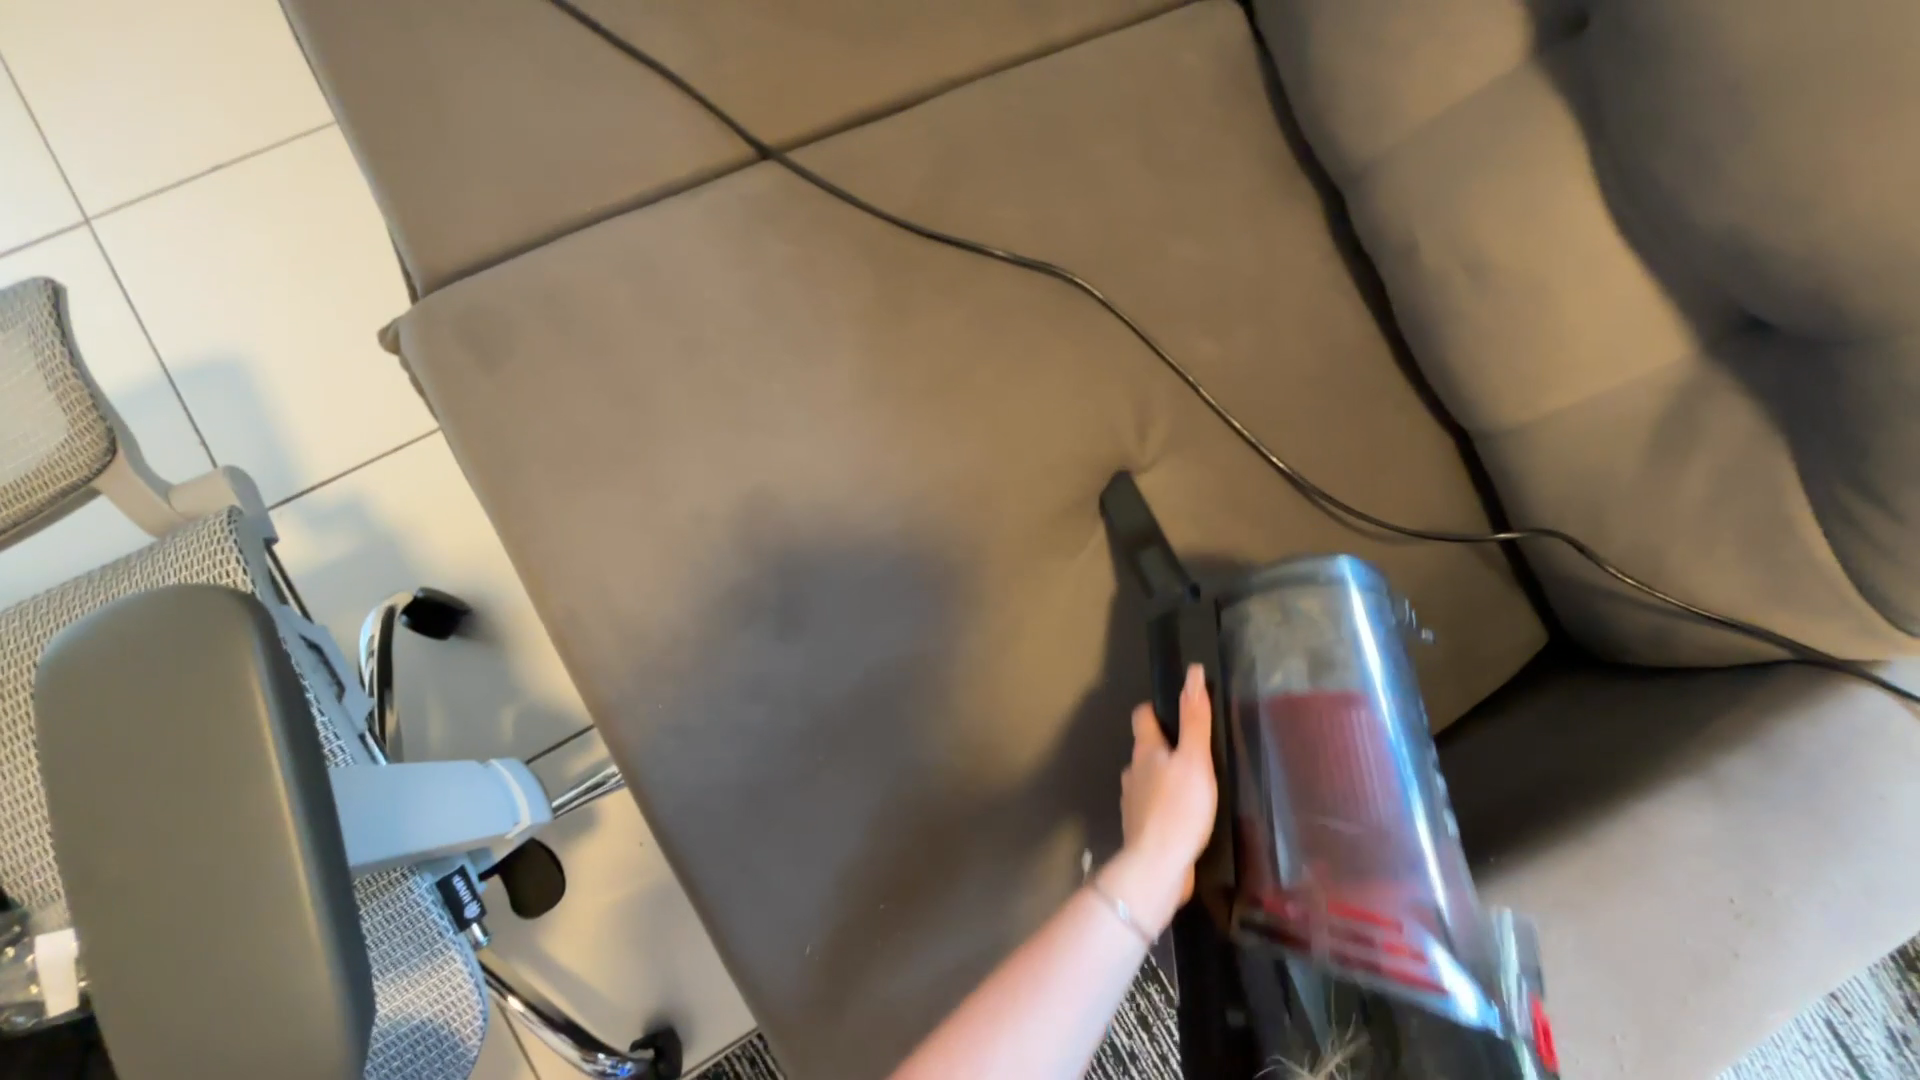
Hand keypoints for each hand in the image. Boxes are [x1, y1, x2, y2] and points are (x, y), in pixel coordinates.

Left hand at [1117, 664, 1217, 912]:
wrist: (1157, 864)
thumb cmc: (1179, 807)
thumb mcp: (1195, 759)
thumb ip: (1195, 719)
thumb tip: (1191, 674)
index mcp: (1145, 750)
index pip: (1142, 716)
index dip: (1156, 710)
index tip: (1174, 710)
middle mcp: (1133, 771)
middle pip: (1145, 748)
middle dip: (1164, 746)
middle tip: (1192, 749)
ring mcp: (1133, 800)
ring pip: (1147, 778)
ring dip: (1164, 777)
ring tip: (1190, 782)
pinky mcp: (1140, 827)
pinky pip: (1152, 807)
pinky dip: (1164, 804)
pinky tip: (1182, 814)